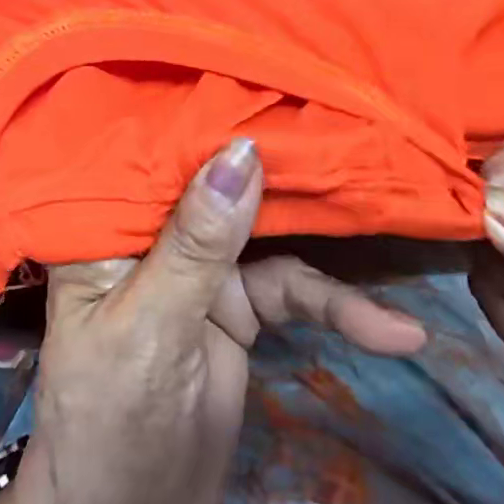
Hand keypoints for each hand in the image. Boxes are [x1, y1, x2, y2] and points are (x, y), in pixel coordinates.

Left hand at [0, 138, 426, 503]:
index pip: (155, 154)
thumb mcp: (149, 329)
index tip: (263, 84)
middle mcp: (156, 232)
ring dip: (330, 239)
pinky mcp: (240, 304)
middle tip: (344, 134)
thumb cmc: (111, 419)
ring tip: (389, 215)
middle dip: (278, 164)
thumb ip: (195, 244)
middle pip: (219, 183)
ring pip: (269, 230)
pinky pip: (296, 290)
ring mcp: (203, 266)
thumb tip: (241, 152)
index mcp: (109, 224)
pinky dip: (343, 310)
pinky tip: (394, 331)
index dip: (203, 117)